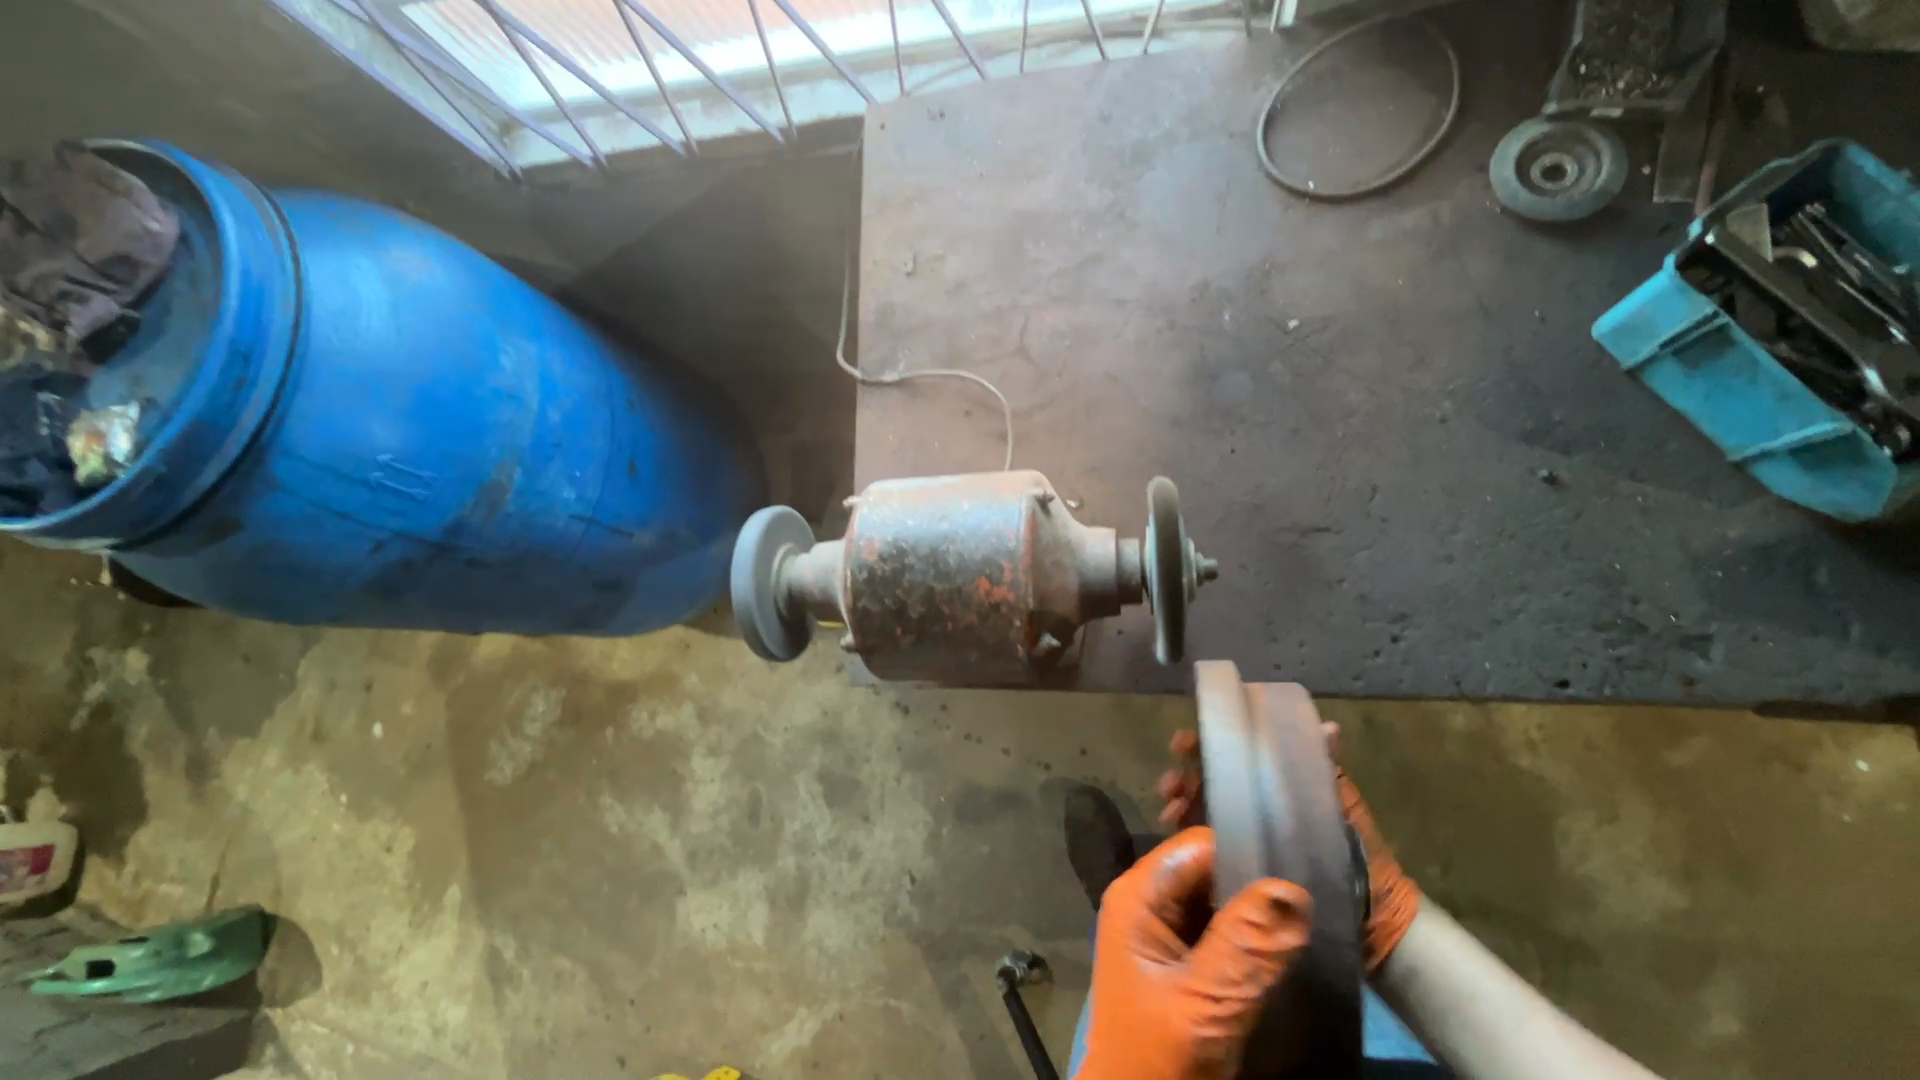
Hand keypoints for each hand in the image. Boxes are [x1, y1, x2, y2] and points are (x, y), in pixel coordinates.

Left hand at [1075, 828, 1311, 1079]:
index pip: (1199, 845)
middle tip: (1319, 891)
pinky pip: (1224, 932)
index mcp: (1139, 896)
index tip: (1304, 861)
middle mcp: (1149, 902)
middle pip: (1211, 869)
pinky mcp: (1185, 962)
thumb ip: (1246, 947)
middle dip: (1260, 879)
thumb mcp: (1203, 1003)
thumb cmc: (1156, 1057)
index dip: (1249, 848)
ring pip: (1221, 901)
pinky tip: (1291, 943)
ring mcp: (1165, 932)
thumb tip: (1294, 889)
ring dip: (1261, 911)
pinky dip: (1254, 937)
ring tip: (1314, 914)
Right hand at [1155, 727, 1420, 970]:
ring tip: (1170, 806)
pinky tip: (1175, 834)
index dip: (1205, 747)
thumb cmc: (1359, 854)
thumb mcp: (1343, 806)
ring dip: (1177, 805)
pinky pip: (1198, 854)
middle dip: (1182, 777)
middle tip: (1170, 782)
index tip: (1184, 743)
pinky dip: (1182, 841)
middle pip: (1207, 785)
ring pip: (1195, 815)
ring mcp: (1241, 843)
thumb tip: (1329, 728)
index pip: (1231, 759)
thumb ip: (1329, 770)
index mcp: (1271, 789)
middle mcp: (1251, 810)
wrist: (1371, 918)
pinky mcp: (1235, 875)